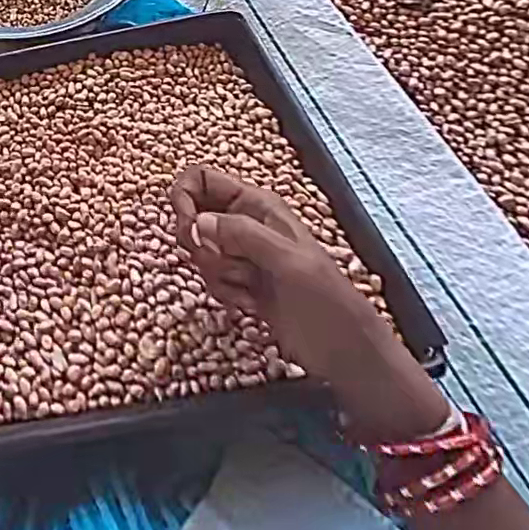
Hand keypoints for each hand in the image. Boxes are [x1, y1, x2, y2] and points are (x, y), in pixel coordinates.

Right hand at [168, 166, 447, 439]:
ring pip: (198, 248)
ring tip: (247, 285)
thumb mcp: (286, 260)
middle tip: (222, 261)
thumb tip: (195, 222)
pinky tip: (248, 301)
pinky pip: (208, 275)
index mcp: (256, 203)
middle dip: (198, 242)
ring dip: (214, 271)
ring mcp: (240, 252)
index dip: (184, 198)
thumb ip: (241, 234)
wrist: (344, 350)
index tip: (188, 229)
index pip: (201, 179)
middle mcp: (244, 221)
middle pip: (193, 215)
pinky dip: (221, 289)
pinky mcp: (238, 280)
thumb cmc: (325, 299)